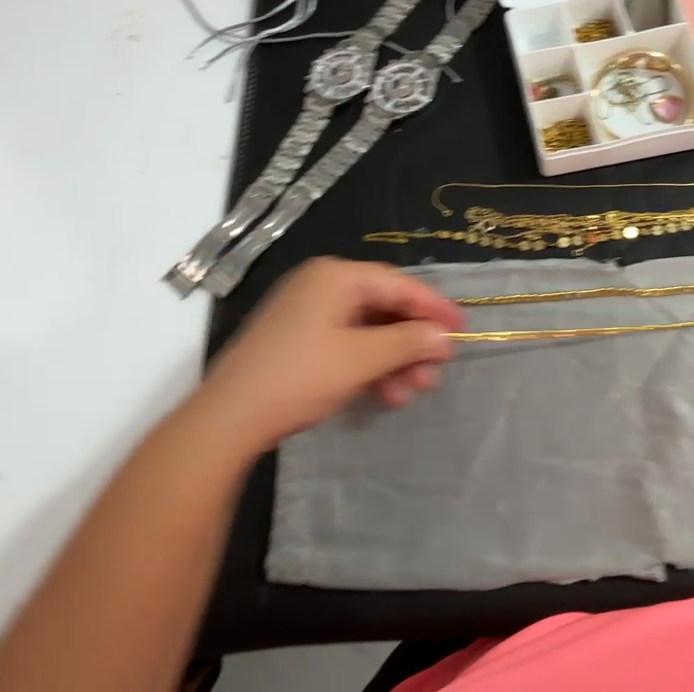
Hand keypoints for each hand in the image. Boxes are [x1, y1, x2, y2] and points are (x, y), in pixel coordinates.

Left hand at [194, 258, 461, 451]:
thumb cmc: (299, 377)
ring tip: (413, 392)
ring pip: (368, 330)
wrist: (229, 417)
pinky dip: (370, 366)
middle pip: (384, 306)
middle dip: (412, 341)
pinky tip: (386, 395)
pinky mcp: (300, 340)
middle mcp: (322, 285)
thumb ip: (407, 343)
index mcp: (336, 276)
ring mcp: (308, 313)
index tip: (463, 329)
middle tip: (436, 372)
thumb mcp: (360, 359)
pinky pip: (347, 344)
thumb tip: (444, 336)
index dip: (434, 307)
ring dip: (394, 359)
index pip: (399, 284)